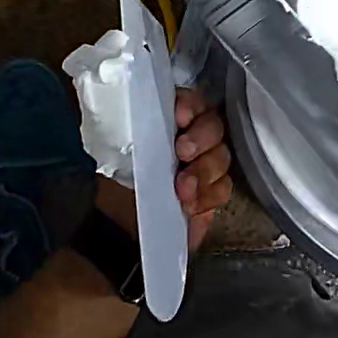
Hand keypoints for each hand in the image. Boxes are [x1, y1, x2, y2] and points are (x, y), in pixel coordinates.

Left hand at [95, 88, 232, 251]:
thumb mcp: (118, 157)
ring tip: (183, 191)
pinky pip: (223, 189)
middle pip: (214, 126)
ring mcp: (204, 166)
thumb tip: (146, 118)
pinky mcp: (211, 194)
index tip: (180, 118)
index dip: (190, 105)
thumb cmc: (115, 189)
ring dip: (204, 172)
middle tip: (183, 153)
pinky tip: (191, 207)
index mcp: (166, 121)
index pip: (190, 101)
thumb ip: (136, 134)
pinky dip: (208, 197)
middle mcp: (189, 138)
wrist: (118, 236)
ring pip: (222, 157)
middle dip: (202, 139)